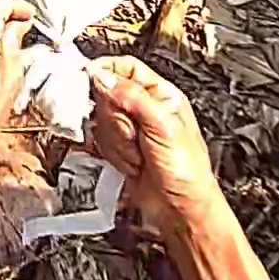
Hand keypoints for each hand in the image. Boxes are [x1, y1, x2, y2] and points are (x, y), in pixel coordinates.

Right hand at [89, 55, 223, 235]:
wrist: (181, 212)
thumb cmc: (187, 173)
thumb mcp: (164, 127)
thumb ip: (132, 97)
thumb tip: (102, 76)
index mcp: (160, 95)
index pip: (125, 67)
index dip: (106, 70)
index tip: (91, 79)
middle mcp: (143, 107)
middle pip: (106, 93)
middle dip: (115, 118)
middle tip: (133, 133)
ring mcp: (129, 127)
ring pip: (100, 117)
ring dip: (116, 140)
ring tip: (138, 153)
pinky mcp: (118, 145)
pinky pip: (98, 138)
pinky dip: (112, 152)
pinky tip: (132, 162)